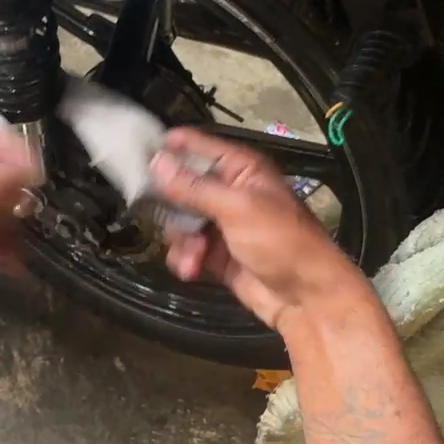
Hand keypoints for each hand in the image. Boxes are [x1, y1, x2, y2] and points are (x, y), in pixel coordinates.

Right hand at [149, 128, 372, 333]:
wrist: (304, 296)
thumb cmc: (281, 242)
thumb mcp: (236, 208)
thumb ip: (194, 187)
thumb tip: (157, 163)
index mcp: (241, 170)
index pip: (199, 147)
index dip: (171, 148)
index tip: (140, 153)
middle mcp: (230, 192)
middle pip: (182, 188)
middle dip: (172, 208)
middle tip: (169, 220)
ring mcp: (222, 224)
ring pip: (180, 222)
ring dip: (181, 241)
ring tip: (193, 257)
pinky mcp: (215, 253)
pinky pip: (187, 248)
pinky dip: (186, 259)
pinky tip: (192, 269)